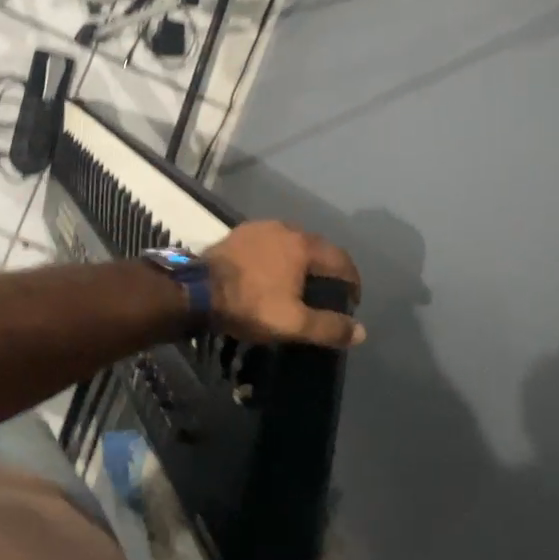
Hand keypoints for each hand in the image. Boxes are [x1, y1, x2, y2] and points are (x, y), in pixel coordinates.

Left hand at [204, 221, 364, 347]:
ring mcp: (258, 227)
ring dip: (300, 261)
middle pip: (316, 247)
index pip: (341, 259)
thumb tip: (360, 331)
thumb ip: (329, 327)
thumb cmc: (250, 304)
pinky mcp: (238, 233)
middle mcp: (284, 228)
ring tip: (299, 284)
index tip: (351, 301)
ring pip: (291, 243)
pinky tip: (270, 274)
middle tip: (327, 294)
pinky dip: (277, 257)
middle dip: (326, 270)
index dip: (352, 281)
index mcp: (303, 244)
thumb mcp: (294, 323)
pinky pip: (268, 243)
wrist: (198, 290)